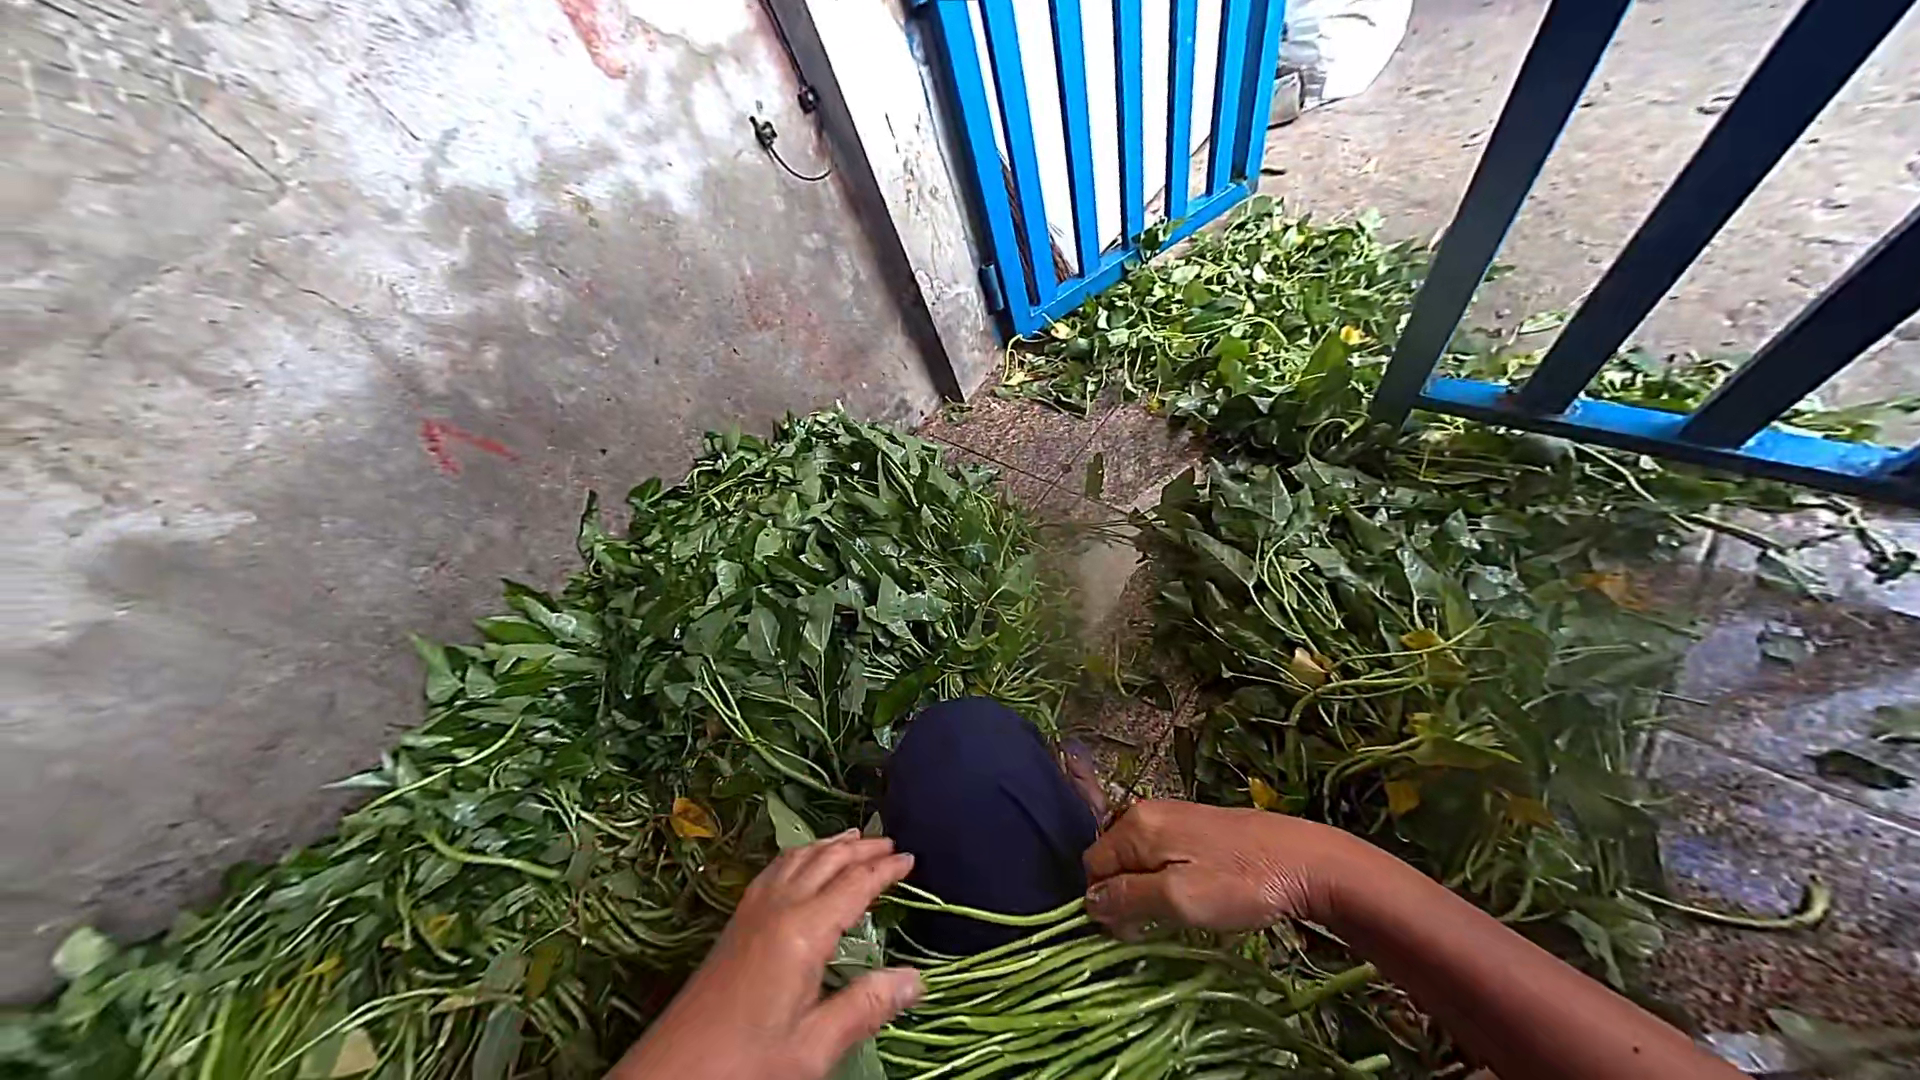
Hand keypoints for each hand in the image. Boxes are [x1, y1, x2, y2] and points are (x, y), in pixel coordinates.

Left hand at [609, 832, 921, 1079]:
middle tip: (891, 843)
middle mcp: (778, 906)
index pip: (855, 885)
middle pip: (827, 860)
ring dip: (830, 845)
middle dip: (861, 848)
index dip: (886, 870)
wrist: (667, 1078)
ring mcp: (752, 910)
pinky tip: (801, 862)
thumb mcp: (812, 1049)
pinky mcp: (735, 922)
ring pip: (799, 858)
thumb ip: (865, 1007)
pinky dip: (800, 855)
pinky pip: (775, 869)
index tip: (912, 859)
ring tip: (853, 838)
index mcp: (802, 930)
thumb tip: (917, 978)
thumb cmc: (745, 1065)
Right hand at [1082, 800, 1376, 937]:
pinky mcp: (1192, 823)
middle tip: (1159, 925)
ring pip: (1136, 858)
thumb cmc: (1239, 883)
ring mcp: (1170, 814)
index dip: (1105, 904)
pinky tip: (1193, 893)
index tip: (1133, 932)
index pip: (1093, 866)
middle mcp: (1144, 812)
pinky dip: (1164, 877)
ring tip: (1179, 914)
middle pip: (1113, 860)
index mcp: (1135, 825)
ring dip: (1146, 890)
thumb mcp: (1179, 899)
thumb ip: (1129, 898)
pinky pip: (1159, 852)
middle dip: (1125, 896)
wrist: (1303, 858)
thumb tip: (1089, 902)